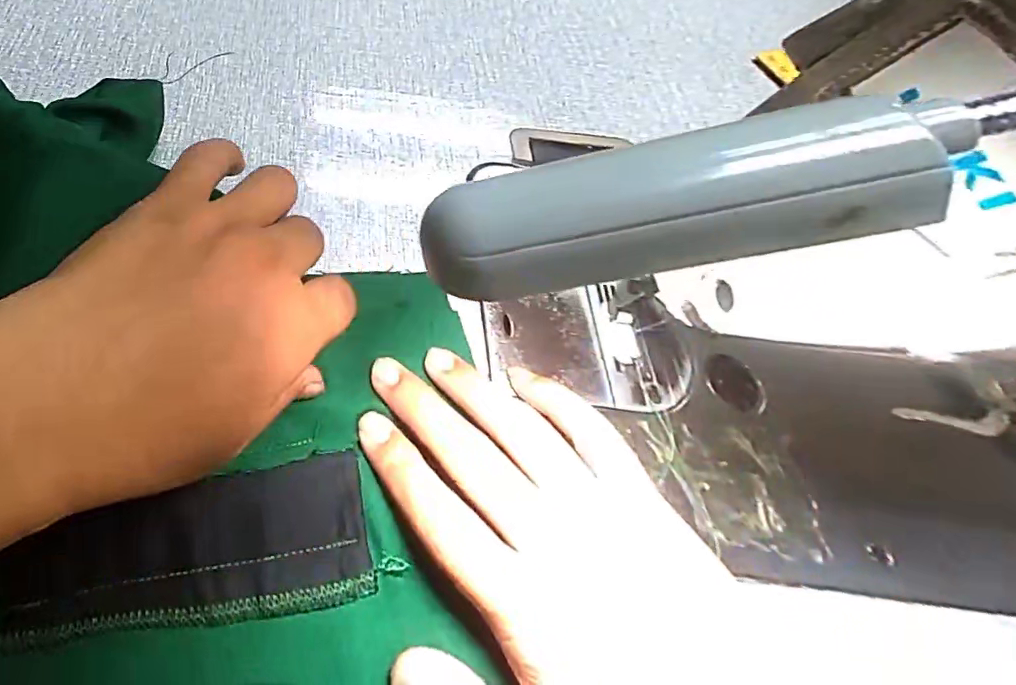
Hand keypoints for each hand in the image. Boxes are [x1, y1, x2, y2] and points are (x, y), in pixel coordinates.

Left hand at [9, 139, 355, 509]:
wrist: (53, 393)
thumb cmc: (146, 433)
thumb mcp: (230, 436)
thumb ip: (281, 392)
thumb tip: (310, 368)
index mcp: (292, 326)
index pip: (341, 298)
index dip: (322, 311)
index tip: (297, 324)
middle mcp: (268, 264)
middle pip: (308, 236)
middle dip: (293, 260)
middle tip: (256, 282)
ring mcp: (219, 224)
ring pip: (277, 184)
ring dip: (270, 207)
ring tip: (243, 228)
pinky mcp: (169, 202)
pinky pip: (210, 155)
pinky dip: (221, 159)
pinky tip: (218, 176)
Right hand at [360, 350, 733, 684]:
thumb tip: (399, 662)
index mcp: (527, 605)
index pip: (444, 520)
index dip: (401, 469)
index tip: (371, 428)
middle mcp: (558, 544)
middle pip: (475, 462)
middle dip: (424, 412)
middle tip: (389, 372)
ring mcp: (603, 514)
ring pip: (525, 436)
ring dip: (478, 393)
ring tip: (440, 361)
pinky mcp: (644, 502)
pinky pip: (594, 437)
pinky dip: (557, 401)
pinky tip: (525, 379)